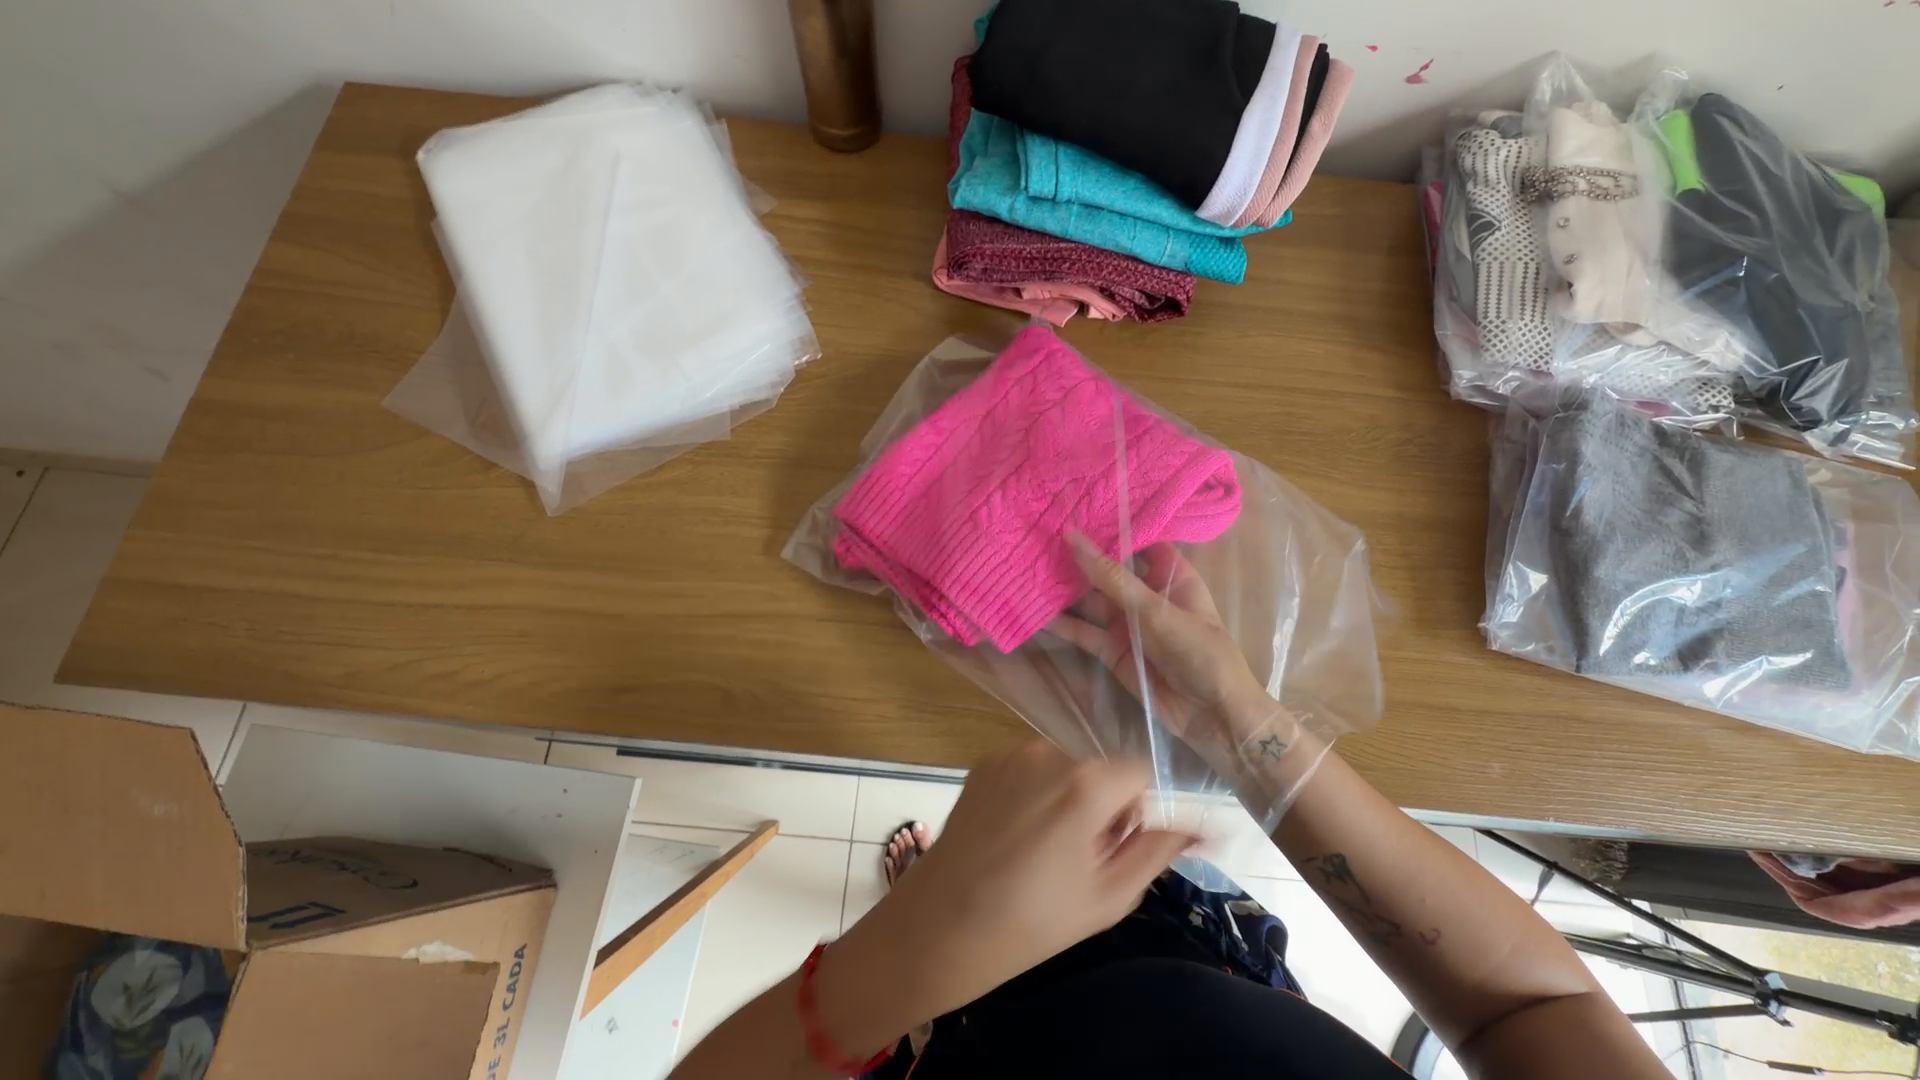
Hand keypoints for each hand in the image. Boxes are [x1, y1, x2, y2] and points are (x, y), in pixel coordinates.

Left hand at [817, 738, 1194, 1046]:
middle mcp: (1049, 751)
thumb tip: (1204, 825)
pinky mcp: (982, 763)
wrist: (940, 925)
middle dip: (1103, 805)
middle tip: (1078, 860)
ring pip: (1064, 769)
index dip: (1138, 811)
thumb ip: (1159, 848)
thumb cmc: (1033, 921)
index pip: (1141, 773)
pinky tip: (1012, 838)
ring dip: (1068, 798)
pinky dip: (1034, 795)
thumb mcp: (1110, 895)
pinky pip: (1029, 771)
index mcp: (1087, 782)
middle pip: (1101, 768)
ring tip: (1040, 851)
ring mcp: (1010, 754)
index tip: (1116, 848)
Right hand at [1048, 536, 1295, 775]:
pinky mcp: (1113, 650)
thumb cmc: (1199, 653)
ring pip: (1090, 600)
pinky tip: (1035, 611)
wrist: (1211, 717)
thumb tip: (1073, 537)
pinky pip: (1084, 631)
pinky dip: (1062, 624)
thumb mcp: (1155, 612)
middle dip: (1078, 556)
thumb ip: (1111, 578)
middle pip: (1107, 569)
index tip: (1075, 506)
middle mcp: (1146, 595)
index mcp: (1171, 575)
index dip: (1110, 524)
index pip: (1138, 540)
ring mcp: (1127, 623)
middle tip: (1038, 533)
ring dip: (1064, 588)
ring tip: (1029, 567)